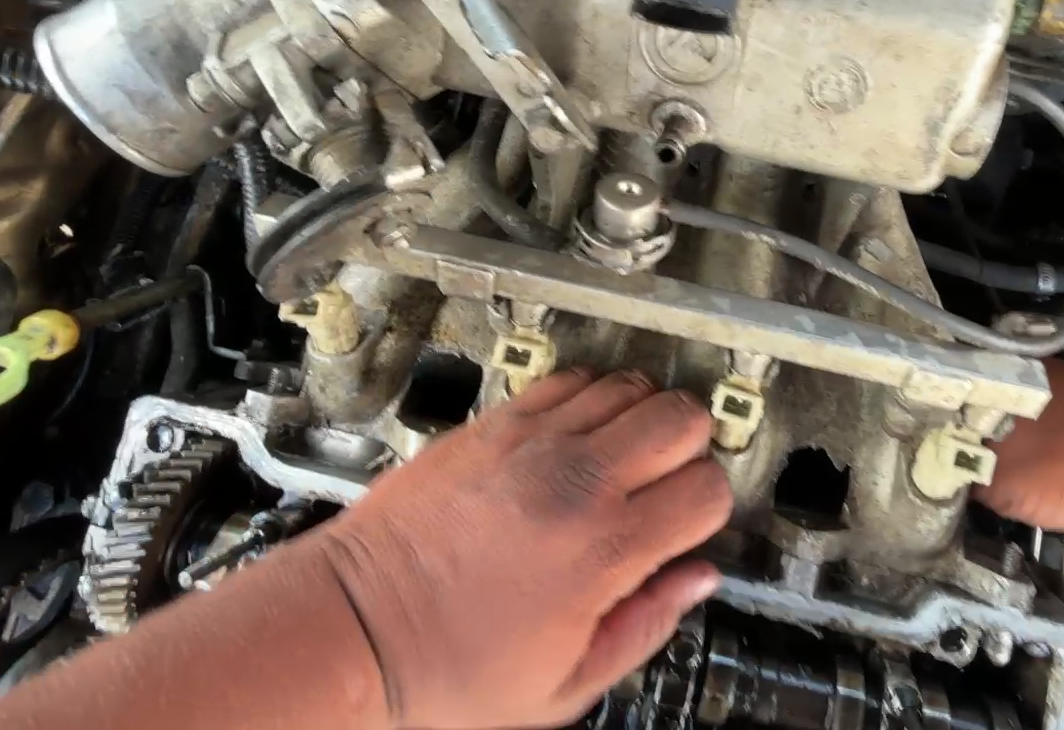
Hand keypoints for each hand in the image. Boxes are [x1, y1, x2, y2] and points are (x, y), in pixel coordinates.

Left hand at [319, 368, 731, 729]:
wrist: (352, 627)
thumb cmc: (447, 669)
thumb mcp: (563, 686)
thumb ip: (645, 624)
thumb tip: (698, 579)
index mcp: (604, 552)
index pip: (707, 489)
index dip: (711, 503)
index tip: (692, 518)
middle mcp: (577, 482)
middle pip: (682, 416)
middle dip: (693, 441)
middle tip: (673, 471)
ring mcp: (535, 440)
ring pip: (632, 385)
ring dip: (643, 414)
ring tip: (626, 449)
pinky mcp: (499, 420)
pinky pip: (572, 378)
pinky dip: (592, 395)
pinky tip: (580, 429)